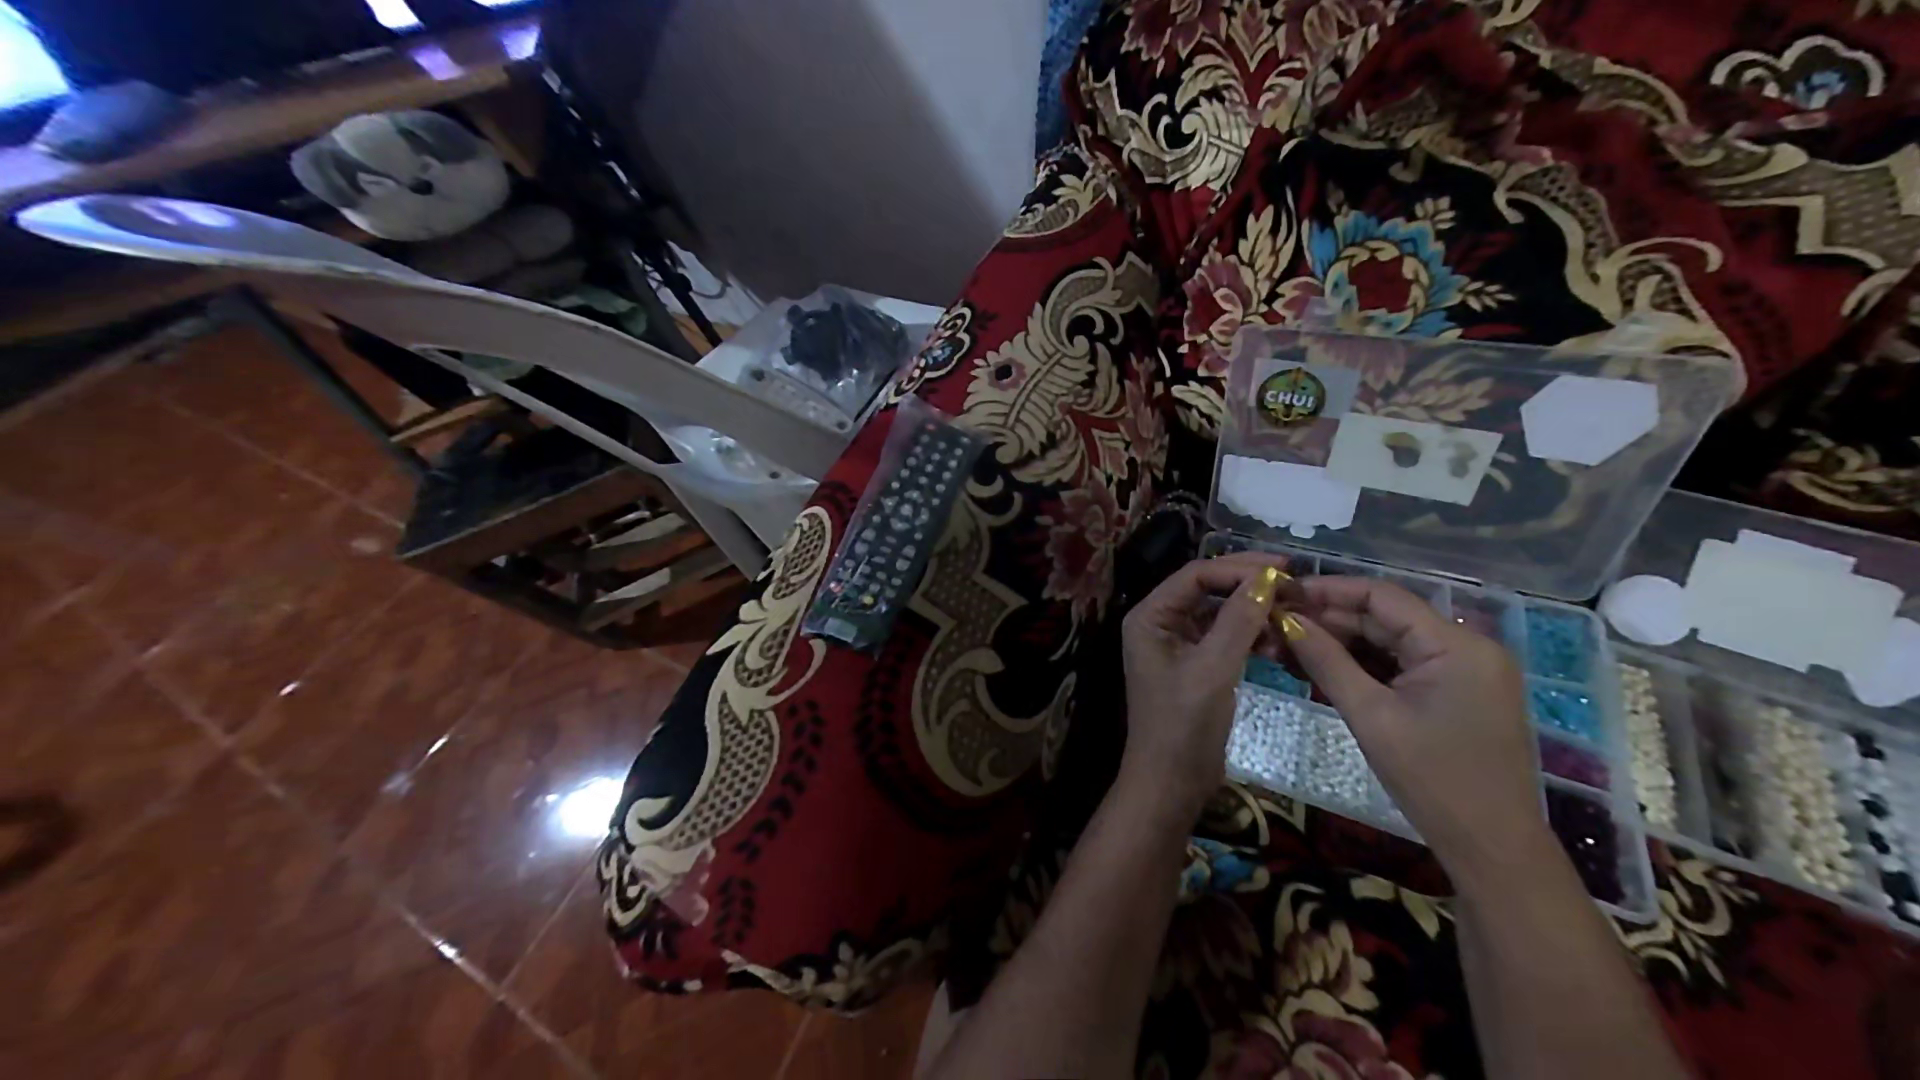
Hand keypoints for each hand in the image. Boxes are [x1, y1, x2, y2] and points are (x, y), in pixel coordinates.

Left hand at [1119, 552, 1302, 818]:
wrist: (1171, 782)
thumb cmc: (1183, 724)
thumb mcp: (1213, 669)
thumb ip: (1238, 621)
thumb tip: (1267, 578)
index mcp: (1150, 617)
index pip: (1195, 576)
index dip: (1238, 567)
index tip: (1284, 568)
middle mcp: (1160, 624)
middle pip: (1207, 589)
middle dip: (1249, 585)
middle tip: (1295, 585)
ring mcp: (1177, 645)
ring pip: (1219, 613)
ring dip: (1253, 611)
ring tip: (1294, 611)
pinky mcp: (1196, 665)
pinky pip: (1225, 637)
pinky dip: (1251, 635)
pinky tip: (1279, 640)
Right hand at [1282, 577, 1551, 882]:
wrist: (1491, 846)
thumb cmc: (1431, 778)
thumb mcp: (1370, 715)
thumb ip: (1326, 660)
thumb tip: (1286, 620)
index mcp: (1456, 645)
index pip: (1382, 597)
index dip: (1327, 590)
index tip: (1281, 593)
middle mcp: (1466, 647)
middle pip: (1384, 618)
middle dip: (1328, 620)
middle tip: (1274, 625)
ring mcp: (1464, 671)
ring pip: (1389, 642)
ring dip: (1340, 643)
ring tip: (1287, 645)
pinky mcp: (1455, 693)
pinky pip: (1400, 665)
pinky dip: (1361, 665)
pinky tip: (1319, 666)